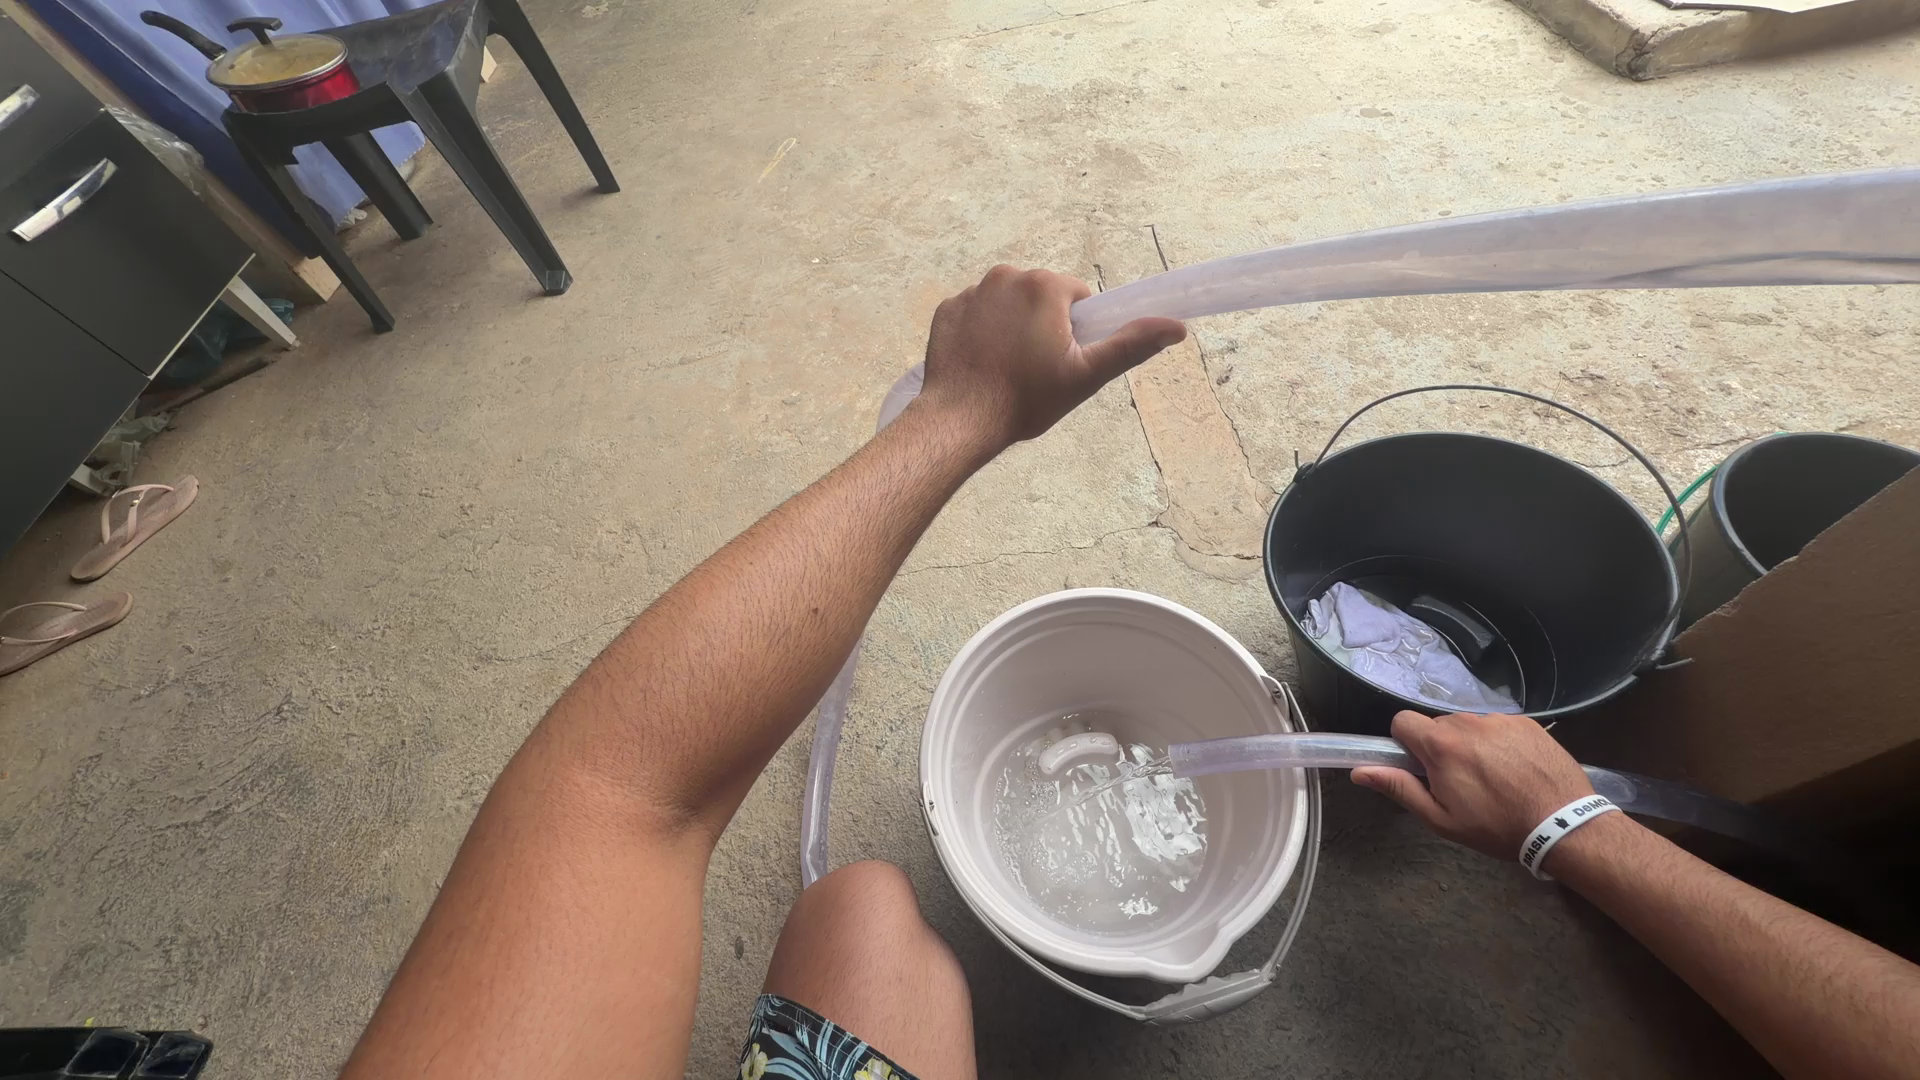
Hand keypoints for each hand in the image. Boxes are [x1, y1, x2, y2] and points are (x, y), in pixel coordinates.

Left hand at [912, 265, 1186, 449]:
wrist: (961, 420)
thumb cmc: (1026, 400)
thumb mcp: (1085, 376)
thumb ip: (1130, 346)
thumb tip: (1177, 327)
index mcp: (1044, 287)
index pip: (1076, 297)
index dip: (1075, 329)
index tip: (1062, 359)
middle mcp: (1006, 276)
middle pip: (1039, 296)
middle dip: (1042, 324)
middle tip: (1034, 368)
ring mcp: (971, 292)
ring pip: (1006, 303)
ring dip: (1011, 325)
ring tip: (1007, 367)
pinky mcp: (947, 310)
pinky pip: (974, 313)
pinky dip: (980, 332)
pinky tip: (981, 363)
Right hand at [1352, 711, 1595, 861]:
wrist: (1568, 827)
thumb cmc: (1498, 827)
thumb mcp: (1441, 818)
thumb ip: (1398, 788)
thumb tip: (1359, 771)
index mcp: (1439, 745)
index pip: (1402, 721)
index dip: (1405, 742)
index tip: (1421, 766)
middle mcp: (1465, 723)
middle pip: (1436, 725)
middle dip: (1440, 746)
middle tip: (1460, 779)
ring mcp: (1498, 720)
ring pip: (1467, 725)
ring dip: (1470, 743)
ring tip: (1493, 775)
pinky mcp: (1526, 723)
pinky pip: (1497, 726)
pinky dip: (1499, 742)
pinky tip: (1515, 768)